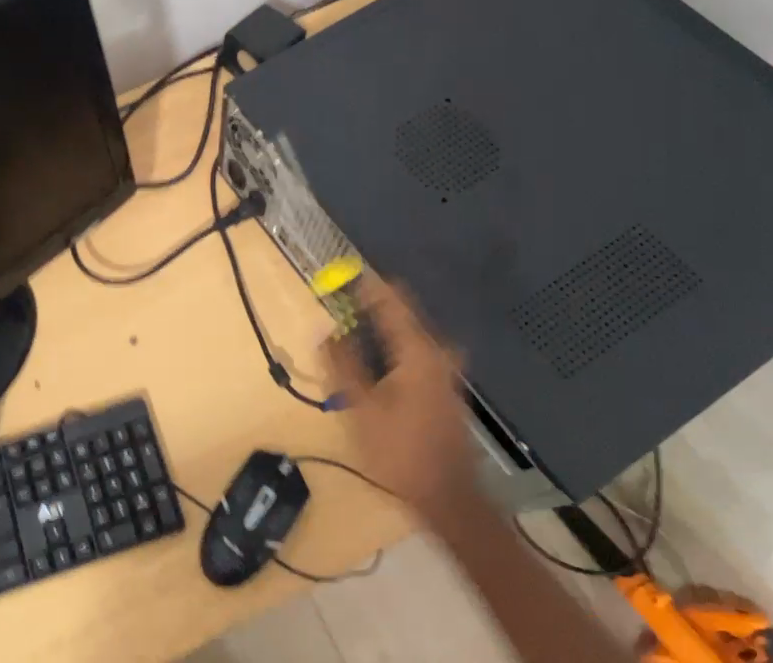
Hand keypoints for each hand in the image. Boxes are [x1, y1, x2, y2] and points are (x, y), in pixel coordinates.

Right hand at [323, 279, 481, 523]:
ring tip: (353, 333)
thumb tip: (324, 331)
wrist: (448, 498)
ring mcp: (448, 372)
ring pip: (411, 336)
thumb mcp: (360, 409)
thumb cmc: (400, 452)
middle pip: (404, 316)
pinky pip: (418, 353)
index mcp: (418, 351)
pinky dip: (395, 350)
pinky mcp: (447, 389)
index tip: (342, 275)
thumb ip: (341, 365)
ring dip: (383, 331)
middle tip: (342, 308)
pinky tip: (376, 363)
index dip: (367, 285)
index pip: (393, 300)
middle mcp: (438, 353)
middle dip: (373, 309)